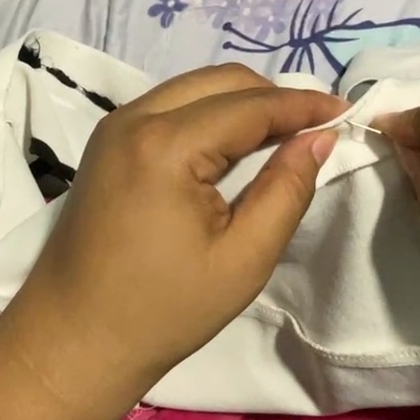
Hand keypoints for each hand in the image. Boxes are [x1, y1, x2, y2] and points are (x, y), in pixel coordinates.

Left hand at [0, 64, 345, 416]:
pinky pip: (169, 105)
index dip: (302, 105)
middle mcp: (135, 118)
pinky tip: (232, 143)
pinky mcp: (106, 141)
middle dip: (272, 97)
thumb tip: (319, 138)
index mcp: (166, 145)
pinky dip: (207, 112)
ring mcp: (114, 126)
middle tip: (315, 128)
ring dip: (240, 102)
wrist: (73, 337)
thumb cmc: (163, 310)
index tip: (346, 111)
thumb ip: (286, 189)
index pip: (250, 106)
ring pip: (192, 87)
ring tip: (282, 134)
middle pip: (220, 82)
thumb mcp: (242, 258)